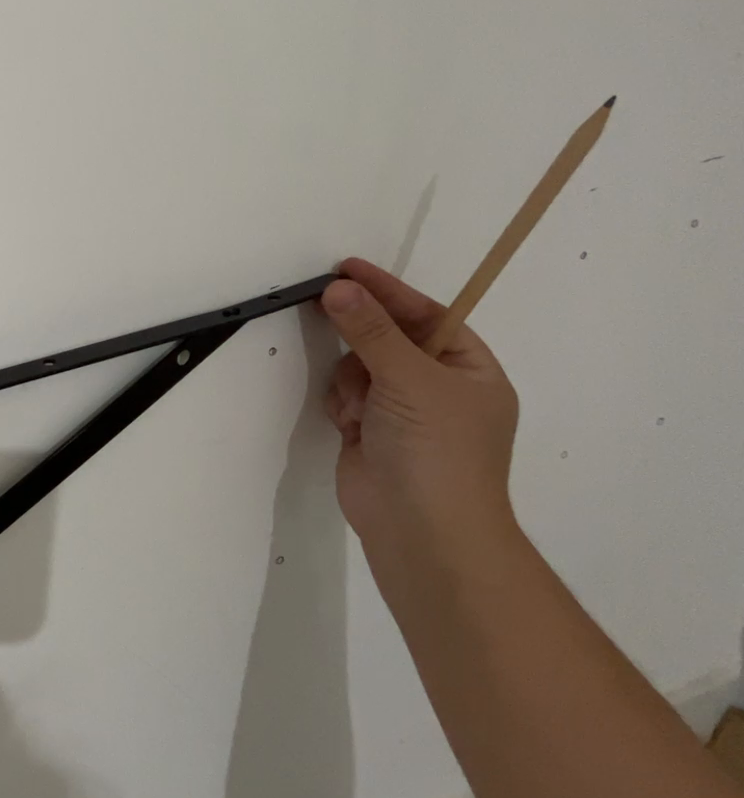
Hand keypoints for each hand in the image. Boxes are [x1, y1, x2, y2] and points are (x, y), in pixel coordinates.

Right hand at [321, 258, 520, 548]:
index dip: (388, 292)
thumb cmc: (436, 450)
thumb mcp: (409, 380)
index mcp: (470, 371)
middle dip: (363, 339)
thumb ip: (371, 331)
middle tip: (326, 307)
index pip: (427, 316)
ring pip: (359, 367)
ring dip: (351, 381)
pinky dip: (342, 404)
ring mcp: (402, 411)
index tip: (345, 269)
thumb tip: (338, 288)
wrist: (421, 528)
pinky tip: (349, 425)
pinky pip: (345, 395)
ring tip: (359, 409)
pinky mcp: (370, 431)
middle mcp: (438, 386)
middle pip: (388, 339)